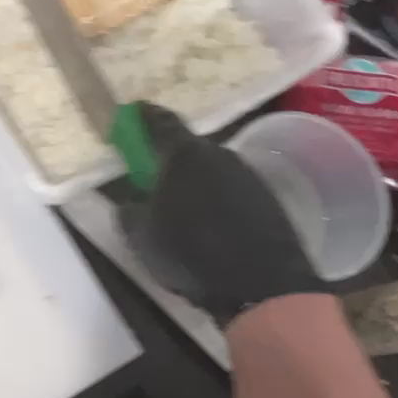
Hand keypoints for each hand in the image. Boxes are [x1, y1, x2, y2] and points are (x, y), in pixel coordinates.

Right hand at [119, 103, 325, 326]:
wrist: (260, 284)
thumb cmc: (189, 252)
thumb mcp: (141, 236)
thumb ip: (129, 212)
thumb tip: (130, 203)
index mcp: (184, 155)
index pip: (160, 122)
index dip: (144, 116)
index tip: (133, 113)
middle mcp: (220, 155)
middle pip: (189, 148)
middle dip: (169, 158)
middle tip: (152, 175)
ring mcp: (249, 176)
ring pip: (212, 170)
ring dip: (195, 182)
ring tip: (180, 206)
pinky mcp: (268, 200)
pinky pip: (232, 191)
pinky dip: (216, 200)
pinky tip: (209, 225)